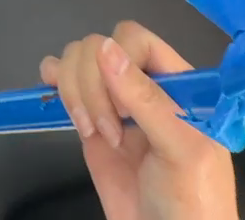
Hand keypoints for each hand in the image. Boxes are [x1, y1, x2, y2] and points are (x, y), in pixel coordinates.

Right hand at [41, 22, 237, 219]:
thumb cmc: (191, 206)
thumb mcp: (181, 153)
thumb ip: (147, 100)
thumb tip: (103, 46)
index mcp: (177, 85)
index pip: (136, 40)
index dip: (119, 62)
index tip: (123, 107)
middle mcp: (142, 84)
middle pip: (98, 46)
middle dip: (93, 85)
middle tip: (108, 131)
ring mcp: (112, 99)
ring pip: (76, 58)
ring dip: (74, 90)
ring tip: (92, 131)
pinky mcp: (86, 115)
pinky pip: (60, 76)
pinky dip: (54, 79)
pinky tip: (58, 97)